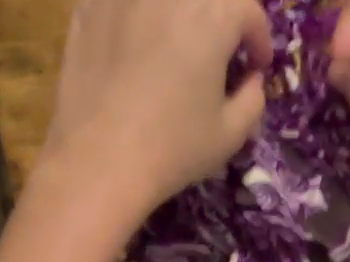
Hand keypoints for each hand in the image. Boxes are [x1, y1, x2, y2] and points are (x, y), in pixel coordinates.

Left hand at [40, 0, 272, 216]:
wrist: (99, 158)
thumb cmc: (174, 148)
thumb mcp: (230, 134)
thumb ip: (252, 99)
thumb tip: (250, 79)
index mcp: (212, 16)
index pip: (248, 9)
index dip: (259, 38)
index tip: (256, 65)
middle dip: (222, 17)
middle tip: (220, 50)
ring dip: (179, 14)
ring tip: (178, 42)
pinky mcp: (90, 5)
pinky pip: (124, 0)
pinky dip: (139, 14)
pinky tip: (138, 42)